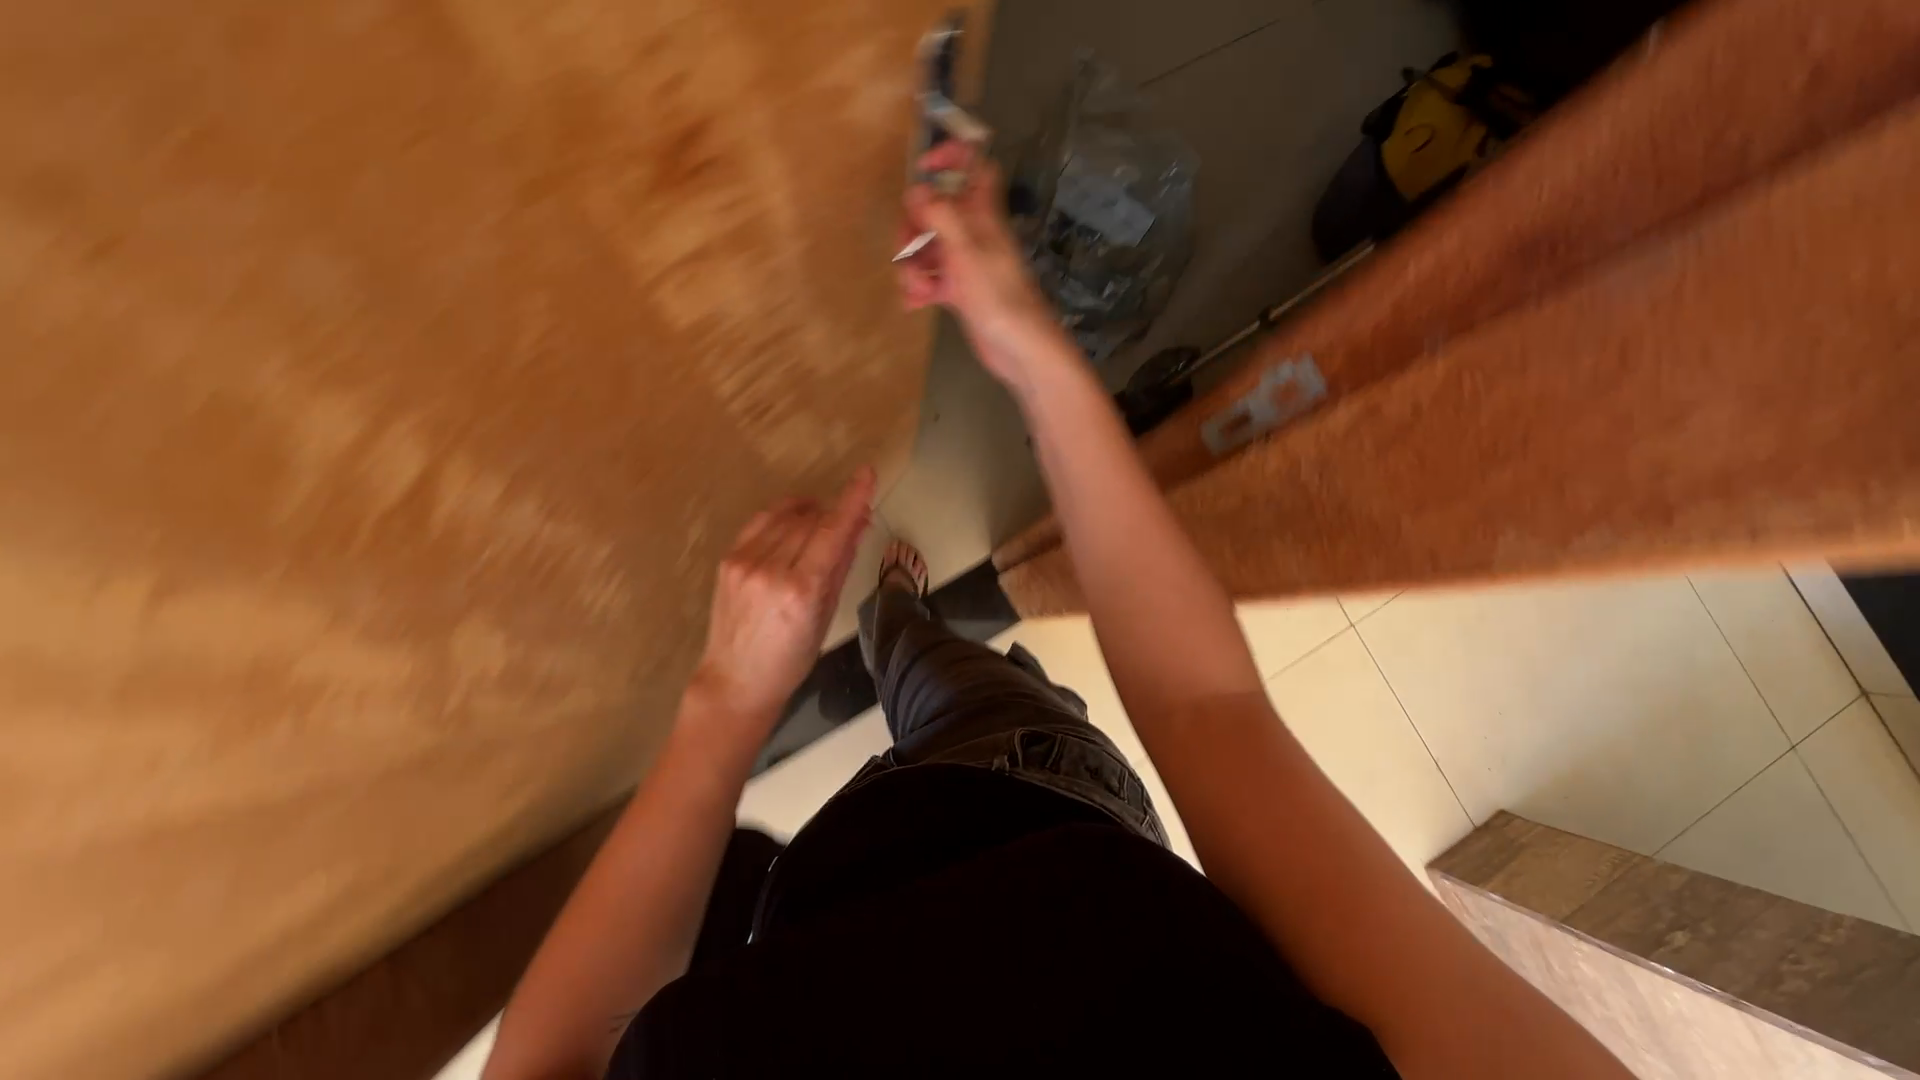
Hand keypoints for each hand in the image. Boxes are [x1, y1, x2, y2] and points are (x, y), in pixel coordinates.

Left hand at [691, 468, 876, 728]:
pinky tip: (795, 520)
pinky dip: (782, 516)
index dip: (852, 500)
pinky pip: (760, 523)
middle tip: (854, 517)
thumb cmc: (791, 658)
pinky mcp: (728, 560)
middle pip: (810, 521)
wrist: (736, 680)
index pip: (832, 532)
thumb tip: (858, 525)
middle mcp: (770, 570)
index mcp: (800, 591)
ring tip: (825, 521)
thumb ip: (840, 565)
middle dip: (835, 513)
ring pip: (785, 518)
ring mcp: (744, 563)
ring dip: (810, 513)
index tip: (867, 475)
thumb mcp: (826, 616)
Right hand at [895, 143, 1068, 388]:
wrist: (1019, 348)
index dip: (951, 159)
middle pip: (935, 212)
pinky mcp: (961, 291)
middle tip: (906, 250)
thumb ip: (942, 216)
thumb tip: (918, 189)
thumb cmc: (999, 296)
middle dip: (913, 230)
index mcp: (982, 216)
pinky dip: (920, 288)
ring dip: (913, 266)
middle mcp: (974, 234)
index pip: (973, 168)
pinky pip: (931, 279)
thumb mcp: (966, 251)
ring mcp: (966, 263)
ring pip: (928, 248)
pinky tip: (916, 303)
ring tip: (915, 289)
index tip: (923, 168)